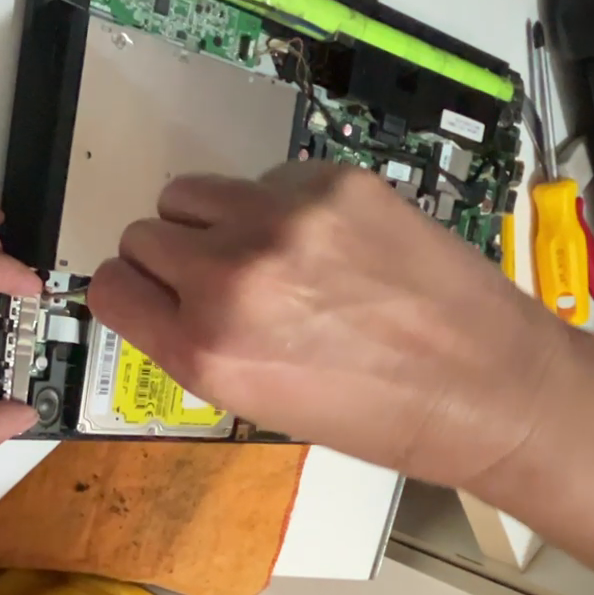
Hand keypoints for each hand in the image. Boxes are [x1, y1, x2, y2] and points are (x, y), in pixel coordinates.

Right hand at [89, 162, 593, 490]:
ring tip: (258, 251)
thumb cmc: (368, 416)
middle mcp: (230, 279)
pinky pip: (261, 178)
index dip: (128, 293)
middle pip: (141, 233)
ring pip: (187, 192)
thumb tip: (159, 290)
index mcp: (204, 352)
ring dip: (207, 221)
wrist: (484, 388)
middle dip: (168, 259)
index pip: (109, 288)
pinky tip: (320, 241)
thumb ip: (191, 341)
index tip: (149, 295)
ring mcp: (282, 221)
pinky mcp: (332, 182)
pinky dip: (273, 205)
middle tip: (214, 280)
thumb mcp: (252, 401)